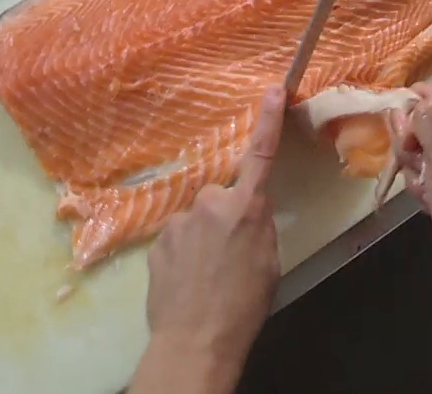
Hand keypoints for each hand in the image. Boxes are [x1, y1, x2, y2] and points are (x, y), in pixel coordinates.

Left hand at [130, 87, 284, 393]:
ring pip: (197, 219)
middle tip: (229, 256)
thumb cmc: (244, 306)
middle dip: (225, 217)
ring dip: (202, 237)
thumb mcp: (269, 263)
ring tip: (205, 276)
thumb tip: (249, 210)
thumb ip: (259, 225)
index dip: (268, 120)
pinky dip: (182, 253)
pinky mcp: (158, 238)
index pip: (260, 155)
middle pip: (220, 198)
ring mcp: (180, 219)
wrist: (194, 342)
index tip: (273, 89)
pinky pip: (177, 237)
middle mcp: (210, 203)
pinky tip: (186, 281)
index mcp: (246, 209)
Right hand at [396, 84, 431, 293]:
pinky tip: (431, 204)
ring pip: (417, 151)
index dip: (410, 112)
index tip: (405, 139)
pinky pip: (424, 175)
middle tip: (421, 169)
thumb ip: (429, 120)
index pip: (430, 96)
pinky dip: (422, 188)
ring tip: (430, 192)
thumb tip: (415, 97)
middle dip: (411, 147)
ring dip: (415, 172)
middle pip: (420, 123)